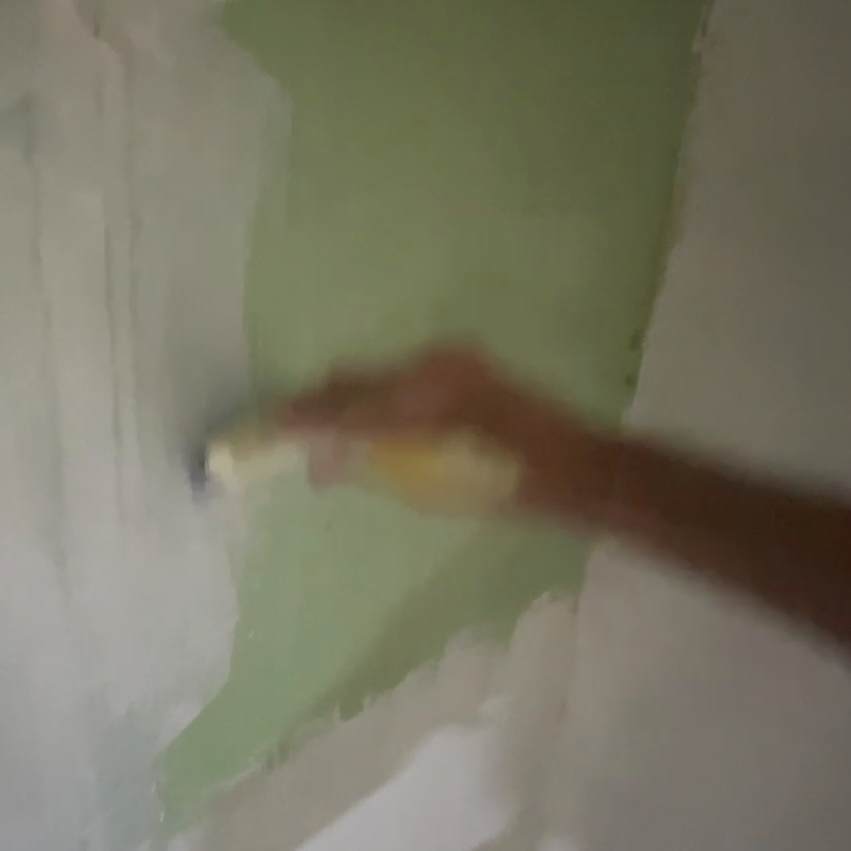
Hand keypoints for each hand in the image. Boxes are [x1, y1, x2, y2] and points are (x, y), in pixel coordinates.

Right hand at [272, 344, 615, 518]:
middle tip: (302, 437)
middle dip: (319, 407)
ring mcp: (443, 361)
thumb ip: (368, 466)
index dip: (304, 419)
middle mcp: (425, 370)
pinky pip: (400, 376)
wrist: (575, 467)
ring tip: (339, 435)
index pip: (342, 408)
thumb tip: (321, 465)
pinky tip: (378, 421)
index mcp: (417, 407)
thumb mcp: (426, 487)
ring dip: (349, 403)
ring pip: (373, 376)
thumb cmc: (500, 489)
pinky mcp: (458, 361)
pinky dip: (379, 397)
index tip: (275, 428)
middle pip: (350, 382)